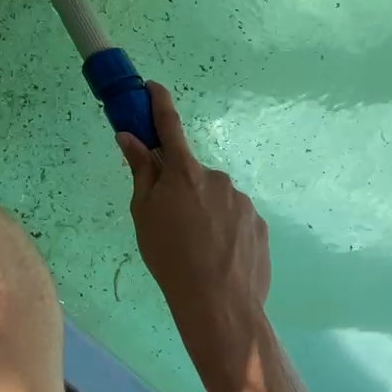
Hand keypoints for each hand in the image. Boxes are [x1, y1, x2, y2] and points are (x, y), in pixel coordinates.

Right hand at [117, 83, 272, 391]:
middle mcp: (216, 178)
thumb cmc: (169, 256)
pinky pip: (234, 217)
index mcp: (183, 172)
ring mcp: (242, 201)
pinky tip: (217, 254)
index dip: (158, 102)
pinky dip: (223, 227)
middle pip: (191, 172)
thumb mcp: (143, 213)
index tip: (152, 85)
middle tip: (169, 219)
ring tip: (196, 245)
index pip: (168, 125)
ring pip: (214, 196)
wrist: (220, 305)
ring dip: (203, 209)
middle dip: (180, 186)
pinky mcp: (260, 225)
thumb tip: (130, 138)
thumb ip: (141, 172)